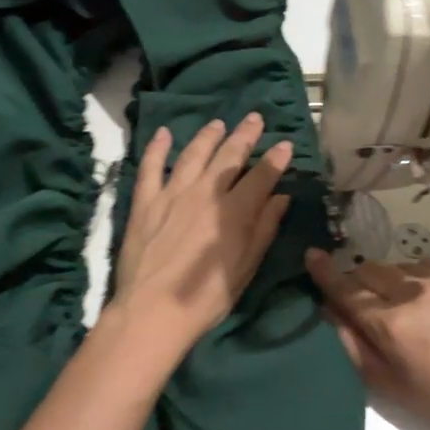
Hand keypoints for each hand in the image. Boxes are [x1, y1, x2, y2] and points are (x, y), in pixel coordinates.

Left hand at [111, 114, 292, 350]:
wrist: (153, 311)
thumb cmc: (207, 299)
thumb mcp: (246, 268)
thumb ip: (264, 229)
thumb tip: (281, 197)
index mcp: (234, 211)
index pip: (261, 176)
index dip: (275, 158)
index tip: (285, 144)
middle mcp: (205, 193)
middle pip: (228, 156)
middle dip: (244, 135)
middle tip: (255, 118)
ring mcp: (172, 194)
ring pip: (193, 154)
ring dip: (208, 136)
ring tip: (218, 124)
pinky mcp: (145, 202)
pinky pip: (151, 167)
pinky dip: (158, 148)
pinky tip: (165, 134)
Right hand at [304, 253, 429, 429]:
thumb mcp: (385, 383)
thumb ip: (351, 342)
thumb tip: (329, 309)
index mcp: (389, 324)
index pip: (346, 288)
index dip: (325, 272)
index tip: (312, 256)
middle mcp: (412, 293)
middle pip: (369, 270)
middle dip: (359, 281)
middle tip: (366, 302)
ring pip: (398, 266)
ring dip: (391, 281)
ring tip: (406, 306)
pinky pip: (429, 264)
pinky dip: (421, 278)